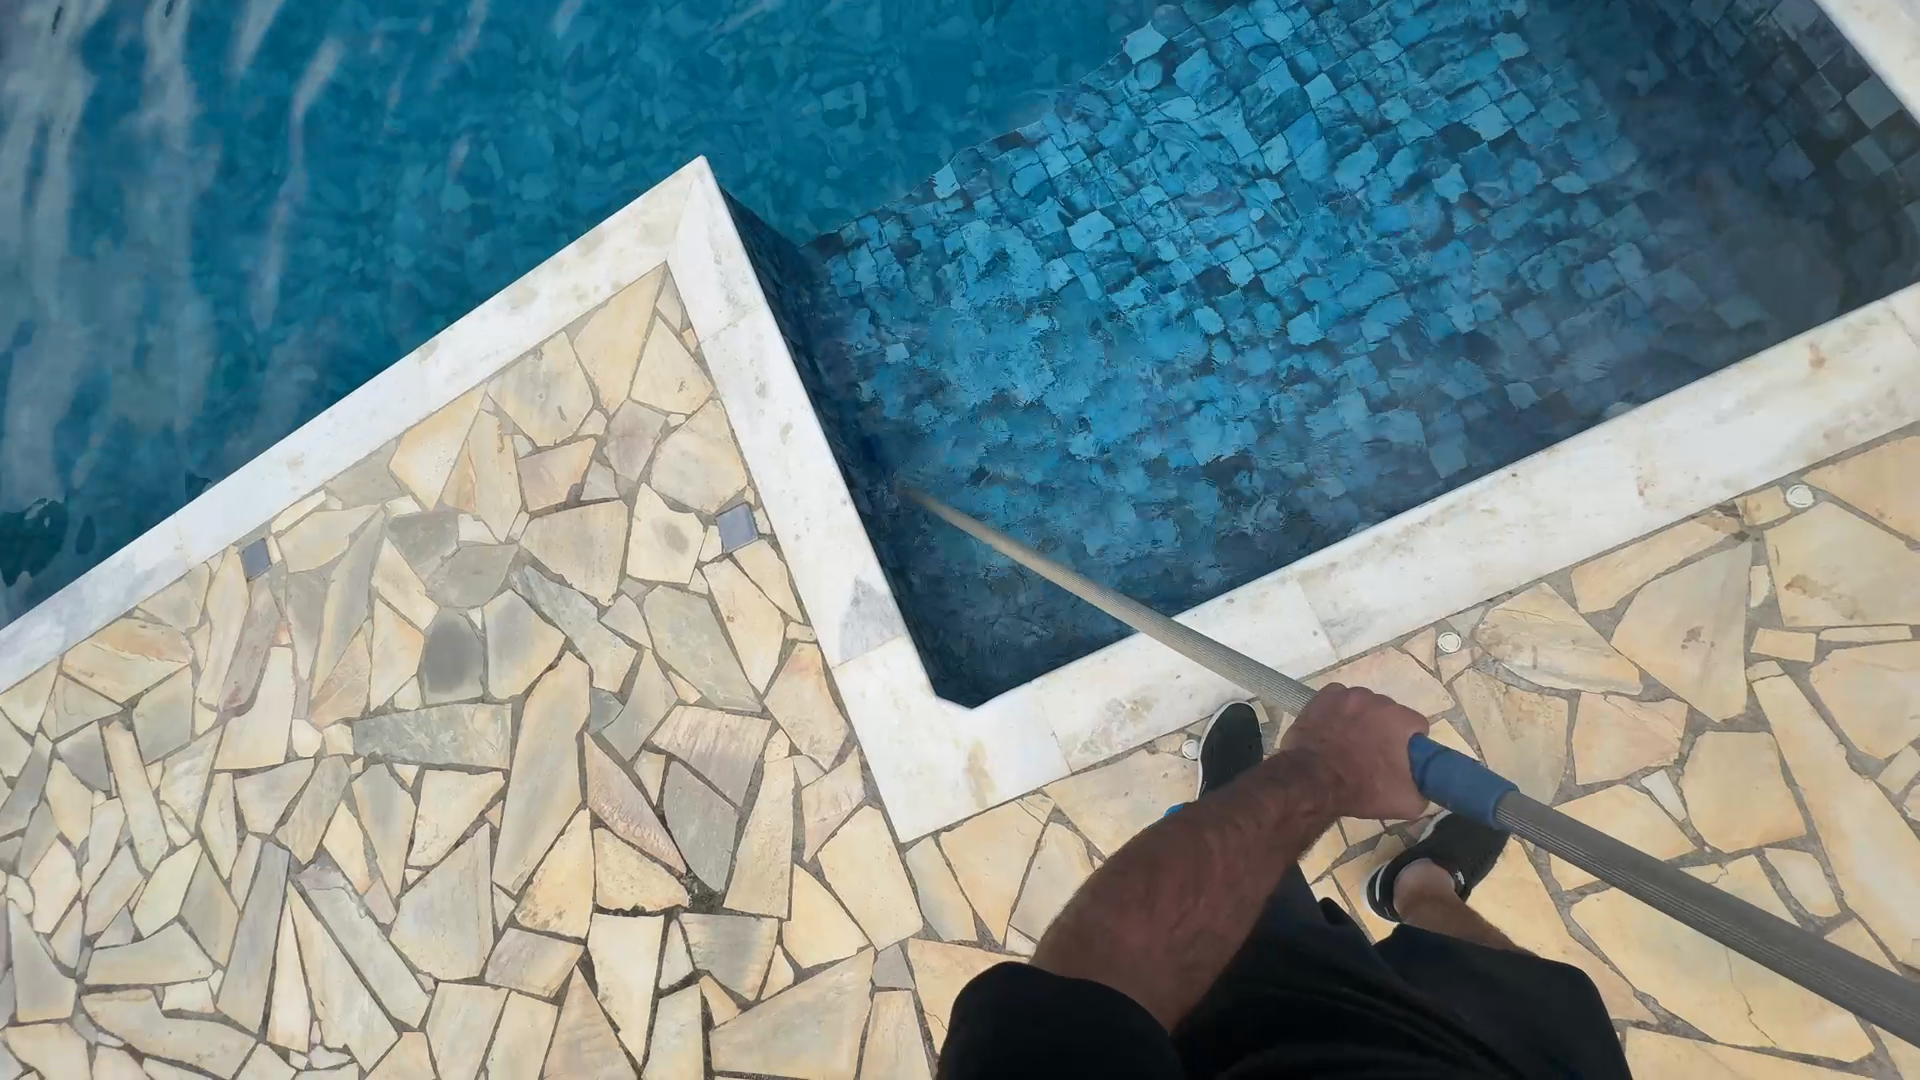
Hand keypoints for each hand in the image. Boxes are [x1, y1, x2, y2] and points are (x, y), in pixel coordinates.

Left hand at [1277, 683, 1429, 819]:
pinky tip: (1334, 727)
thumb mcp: (1408, 801)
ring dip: (1362, 718)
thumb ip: (1425, 786)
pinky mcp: (1319, 698)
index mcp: (1397, 718)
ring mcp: (1342, 696)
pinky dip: (1338, 710)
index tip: (1403, 757)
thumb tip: (1424, 781)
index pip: (1417, 725)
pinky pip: (1338, 699)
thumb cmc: (1361, 789)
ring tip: (1351, 740)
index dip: (1413, 742)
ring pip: (1363, 704)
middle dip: (1386, 729)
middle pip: (1388, 712)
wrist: (1311, 781)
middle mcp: (1371, 699)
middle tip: (1375, 752)